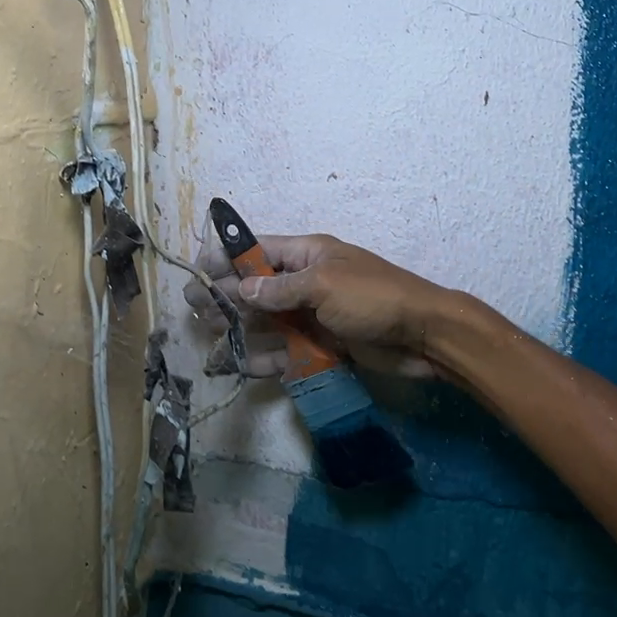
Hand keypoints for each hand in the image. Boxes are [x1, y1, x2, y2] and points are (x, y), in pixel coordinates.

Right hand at [188, 232, 452, 379]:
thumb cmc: (373, 297)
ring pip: (265, 321)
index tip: (198, 268)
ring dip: (237, 327)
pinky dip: (261, 357)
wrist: (424, 336)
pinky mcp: (321, 346)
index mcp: (307, 253)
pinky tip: (237, 365)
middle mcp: (305, 281)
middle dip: (224, 295)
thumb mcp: (324, 284)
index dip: (227, 258)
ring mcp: (312, 315)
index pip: (258, 250)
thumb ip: (280, 289)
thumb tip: (241, 289)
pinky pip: (284, 350)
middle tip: (192, 307)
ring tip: (209, 337)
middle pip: (256, 287)